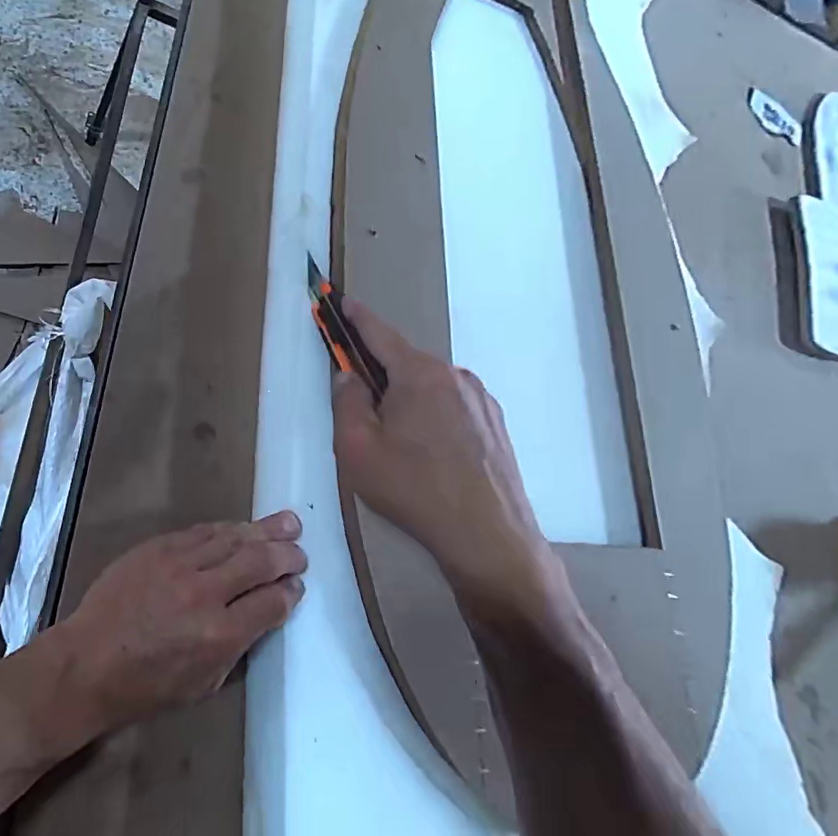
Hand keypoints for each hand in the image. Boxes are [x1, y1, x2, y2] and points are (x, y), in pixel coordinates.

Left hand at [46, 511, 305, 737]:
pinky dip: (227, 528)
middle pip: (258, 562)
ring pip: (232, 538)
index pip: (270, 603)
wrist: (88, 661)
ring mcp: (179, 564)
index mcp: (219, 635)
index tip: (297, 586)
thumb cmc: (145, 685)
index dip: (289, 593)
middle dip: (285, 555)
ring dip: (263, 531)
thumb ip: (237, 647)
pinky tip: (241, 526)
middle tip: (300, 551)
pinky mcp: (158, 547)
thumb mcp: (202, 685)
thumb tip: (263, 613)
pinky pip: (202, 531)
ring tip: (287, 523)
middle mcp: (204, 593)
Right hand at [330, 300, 555, 602]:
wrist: (489, 537)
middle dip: (380, 377)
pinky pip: (452, 407)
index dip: (356, 317)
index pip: (379, 334)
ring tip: (400, 449)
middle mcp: (454, 376)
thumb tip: (350, 376)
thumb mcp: (358, 448)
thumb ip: (346, 401)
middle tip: (364, 415)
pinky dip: (433, 419)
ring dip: (408, 402)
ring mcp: (480, 400)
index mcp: (419, 374)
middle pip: (405, 364)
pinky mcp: (495, 425)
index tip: (342, 300)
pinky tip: (431, 458)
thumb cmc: (414, 489)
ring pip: (429, 388)